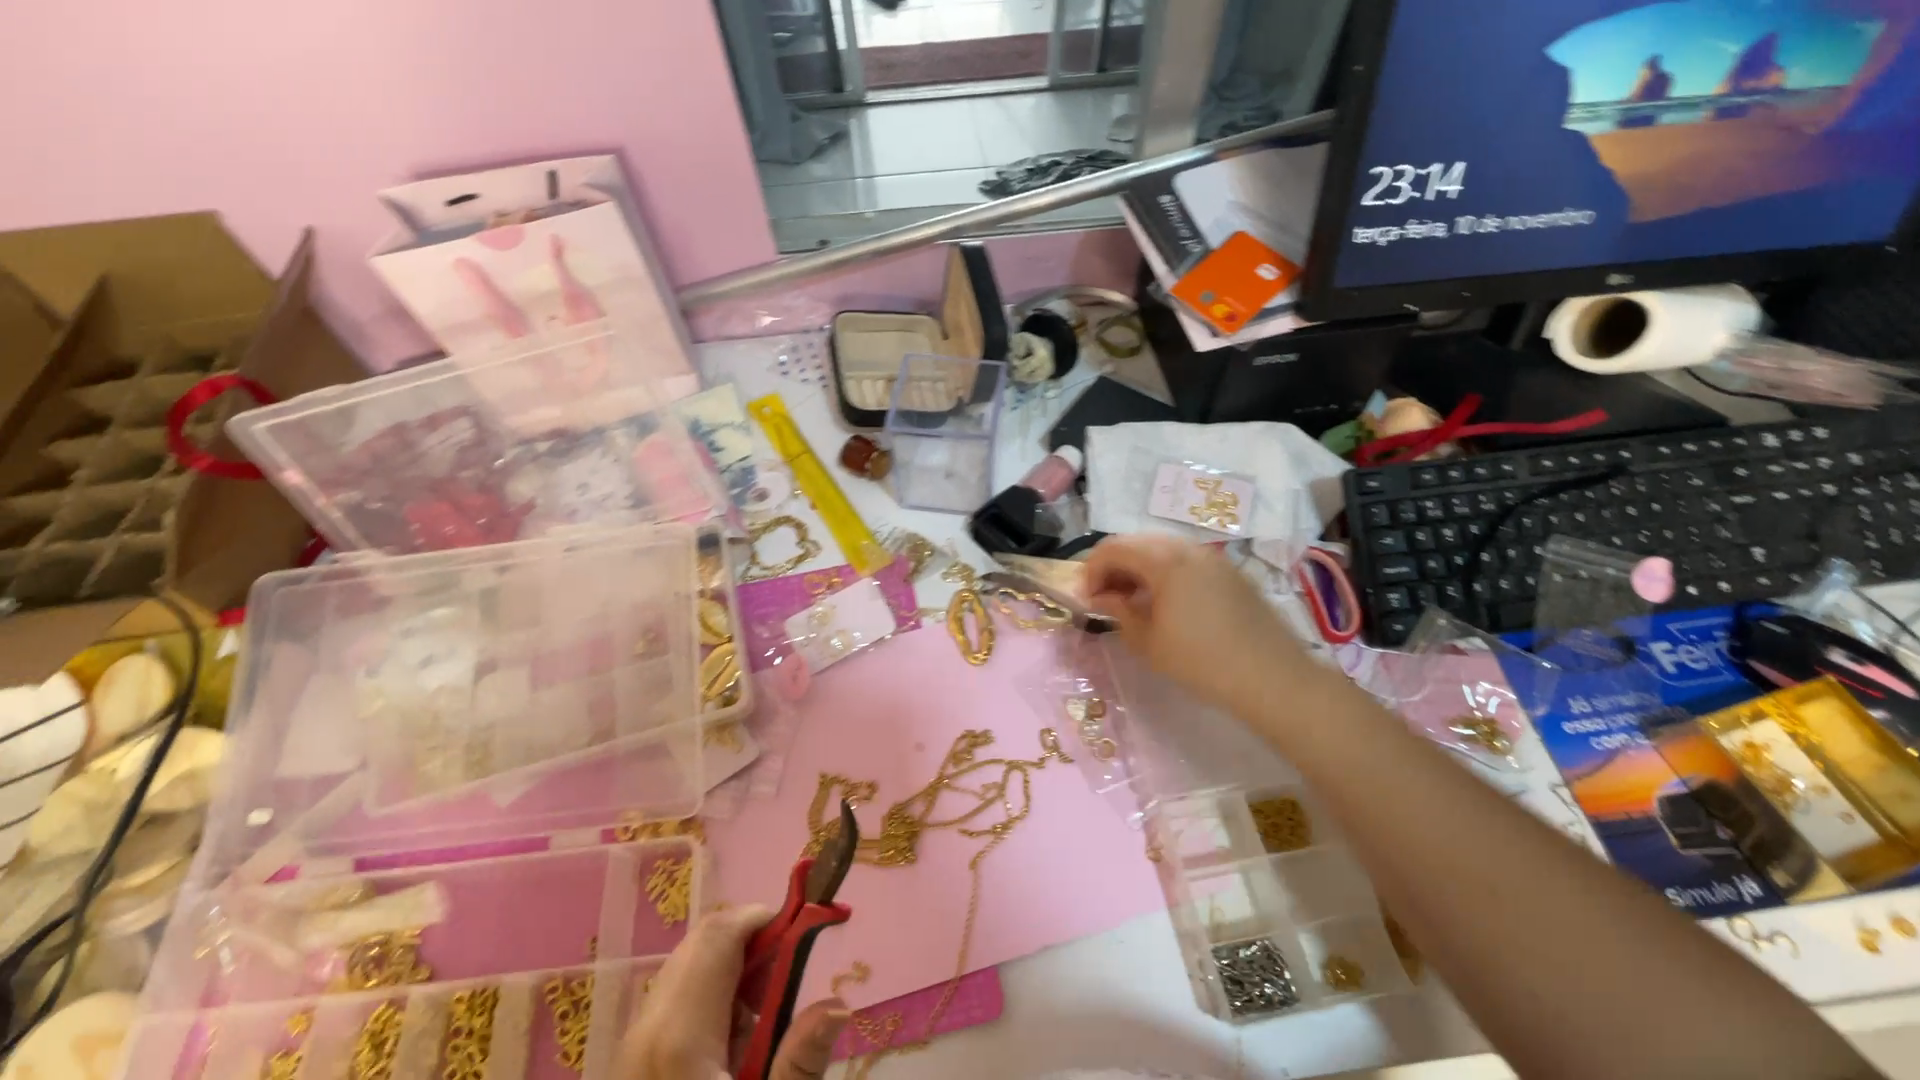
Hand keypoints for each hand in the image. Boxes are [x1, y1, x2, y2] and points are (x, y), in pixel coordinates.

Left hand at [620, 905, 850, 1079]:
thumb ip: (800, 1060)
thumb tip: (837, 1004)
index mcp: (680, 1034)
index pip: (721, 935)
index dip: (766, 918)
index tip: (810, 930)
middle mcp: (646, 1029)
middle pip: (701, 948)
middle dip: (753, 947)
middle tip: (794, 979)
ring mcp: (629, 1052)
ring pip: (684, 977)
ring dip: (732, 978)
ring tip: (766, 1026)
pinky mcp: (627, 1070)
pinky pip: (670, 1011)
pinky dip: (709, 1008)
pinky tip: (732, 1056)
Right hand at [1084, 535, 1303, 712]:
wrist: (1270, 676)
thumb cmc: (1200, 661)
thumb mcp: (1147, 641)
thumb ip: (1119, 612)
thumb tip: (1104, 598)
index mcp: (1164, 560)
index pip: (1113, 547)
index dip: (1091, 570)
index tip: (1086, 599)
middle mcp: (1188, 548)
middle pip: (1138, 542)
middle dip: (1114, 566)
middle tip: (1105, 599)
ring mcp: (1214, 558)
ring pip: (1164, 550)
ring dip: (1140, 569)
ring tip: (1133, 603)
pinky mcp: (1231, 573)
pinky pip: (1187, 561)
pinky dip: (1166, 574)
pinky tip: (1167, 605)